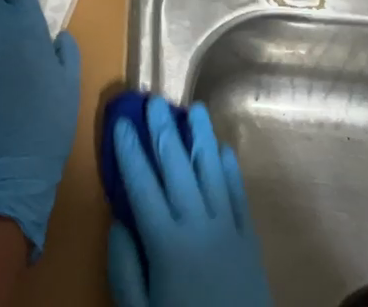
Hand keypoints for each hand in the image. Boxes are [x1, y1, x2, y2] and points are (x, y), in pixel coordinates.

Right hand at [108, 97, 272, 306]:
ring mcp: (228, 228)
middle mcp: (198, 225)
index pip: (142, 186)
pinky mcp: (249, 238)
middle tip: (154, 100)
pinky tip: (222, 149)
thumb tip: (118, 221)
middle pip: (177, 168)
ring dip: (202, 137)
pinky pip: (238, 194)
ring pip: (212, 171)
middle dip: (164, 131)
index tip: (121, 122)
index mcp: (166, 242)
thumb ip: (124, 266)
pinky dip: (230, 168)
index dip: (130, 152)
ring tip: (194, 108)